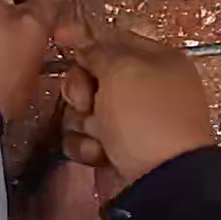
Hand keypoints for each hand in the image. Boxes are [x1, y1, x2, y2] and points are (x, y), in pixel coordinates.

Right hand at [56, 18, 216, 187]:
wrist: (160, 183)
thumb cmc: (146, 117)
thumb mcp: (124, 71)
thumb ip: (99, 50)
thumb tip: (86, 43)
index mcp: (156, 62)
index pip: (115, 38)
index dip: (86, 36)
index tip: (59, 37)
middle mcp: (141, 89)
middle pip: (91, 74)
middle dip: (81, 87)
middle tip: (86, 101)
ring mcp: (127, 121)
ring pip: (82, 108)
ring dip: (84, 121)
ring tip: (99, 134)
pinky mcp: (112, 149)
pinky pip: (83, 138)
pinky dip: (87, 146)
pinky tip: (100, 154)